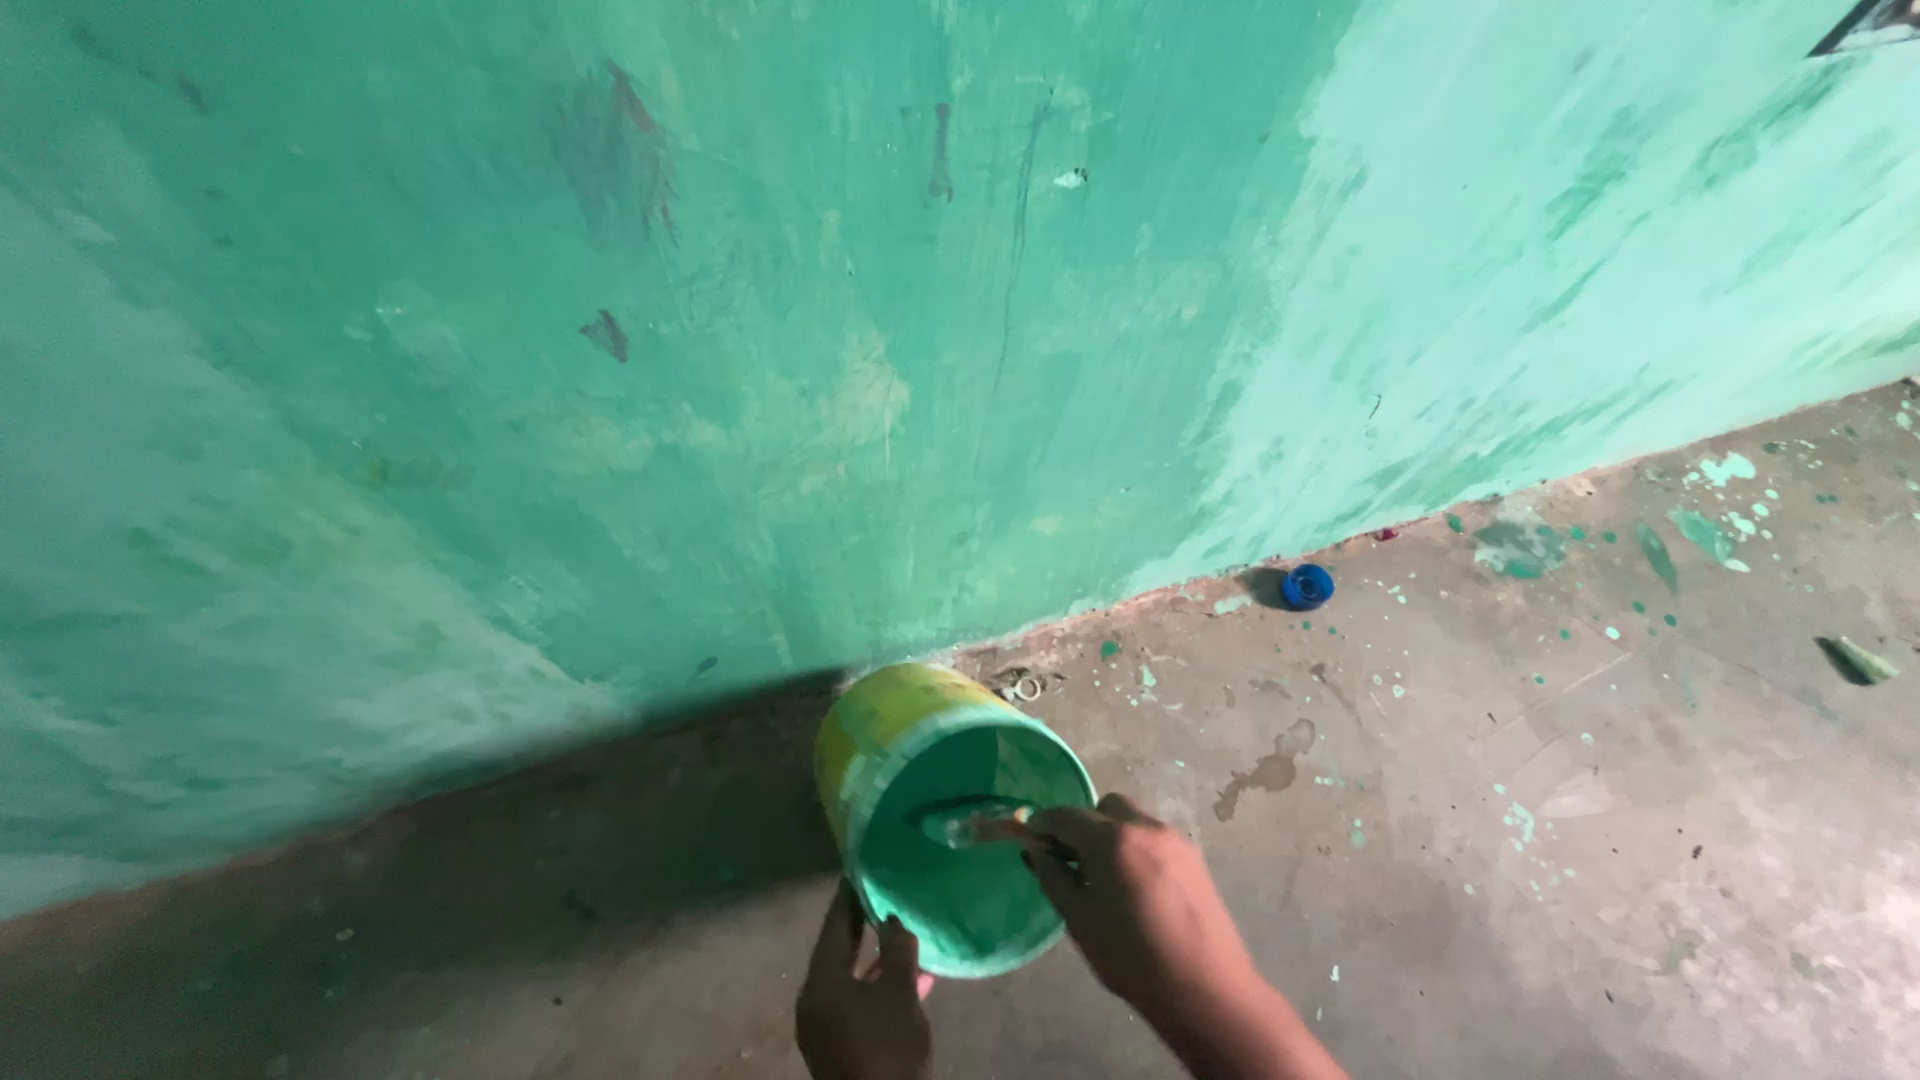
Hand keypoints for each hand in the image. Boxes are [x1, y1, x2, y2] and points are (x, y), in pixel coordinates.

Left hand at [795, 880, 934, 1079]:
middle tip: (878, 892)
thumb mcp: (899, 992)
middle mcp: (814, 999)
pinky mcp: (839, 1044)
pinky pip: (856, 1000)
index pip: (833, 926)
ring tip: (899, 929)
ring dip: (873, 956)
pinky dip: (876, 984)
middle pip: (837, 951)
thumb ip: (896, 950)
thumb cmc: (887, 1046)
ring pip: (849, 977)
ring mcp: (824, 1025)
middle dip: (860, 924)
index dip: (847, 897)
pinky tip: (911, 977)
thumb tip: (893, 920)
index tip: (857, 870)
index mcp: (820, 981)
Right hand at [1022, 794, 1259, 1017]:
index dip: (1043, 823)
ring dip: (1112, 833)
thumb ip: (1053, 877)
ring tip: (1106, 876)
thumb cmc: (1132, 958)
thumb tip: (1035, 850)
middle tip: (1072, 859)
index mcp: (1112, 840)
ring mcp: (1175, 840)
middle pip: (1105, 807)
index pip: (1066, 815)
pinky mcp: (1194, 858)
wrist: (1206, 990)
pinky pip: (1154, 838)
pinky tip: (1135, 886)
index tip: (1031, 840)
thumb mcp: (1079, 920)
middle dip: (1083, 824)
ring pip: (1133, 819)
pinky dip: (1136, 847)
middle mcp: (1145, 827)